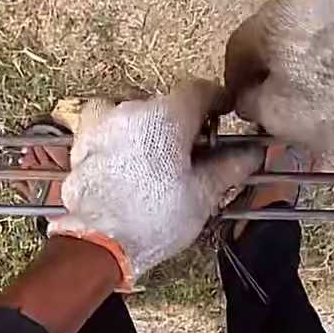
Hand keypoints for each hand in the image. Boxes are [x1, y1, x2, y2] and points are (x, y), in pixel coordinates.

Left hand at [48, 81, 262, 289]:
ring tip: (154, 159)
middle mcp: (133, 109)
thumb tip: (252, 154)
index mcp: (168, 115)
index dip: (216, 100)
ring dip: (146, 129)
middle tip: (191, 152)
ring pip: (132, 114)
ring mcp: (103, 123)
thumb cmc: (155, 218)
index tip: (224, 113)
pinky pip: (105, 129)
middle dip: (180, 123)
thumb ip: (229, 167)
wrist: (99, 242)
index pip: (200, 91)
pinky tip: (123, 163)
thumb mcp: (203, 195)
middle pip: (165, 105)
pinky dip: (117, 139)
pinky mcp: (81, 143)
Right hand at [224, 0, 333, 151]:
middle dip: (266, 73)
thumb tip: (249, 98)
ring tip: (303, 103)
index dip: (234, 81)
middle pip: (271, 41)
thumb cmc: (333, 98)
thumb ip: (250, 103)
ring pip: (301, 41)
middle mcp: (300, 2)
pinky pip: (331, 44)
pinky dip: (324, 66)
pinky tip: (331, 93)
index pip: (236, 49)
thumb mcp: (273, 113)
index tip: (238, 102)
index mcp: (268, 19)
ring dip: (296, 69)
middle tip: (268, 103)